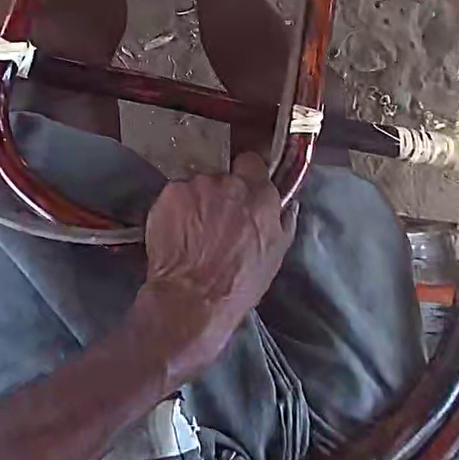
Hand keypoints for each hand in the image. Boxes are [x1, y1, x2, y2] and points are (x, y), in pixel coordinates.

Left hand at [128, 152, 294, 382]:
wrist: (192, 297)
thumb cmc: (238, 283)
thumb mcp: (275, 255)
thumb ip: (282, 221)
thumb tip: (288, 203)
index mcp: (260, 197)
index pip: (252, 163)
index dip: (246, 174)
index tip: (241, 187)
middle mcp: (229, 184)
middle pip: (223, 176)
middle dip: (220, 193)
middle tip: (215, 218)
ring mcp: (197, 186)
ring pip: (197, 185)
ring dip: (197, 200)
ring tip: (194, 229)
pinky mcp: (170, 192)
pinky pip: (175, 193)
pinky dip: (175, 207)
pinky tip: (177, 229)